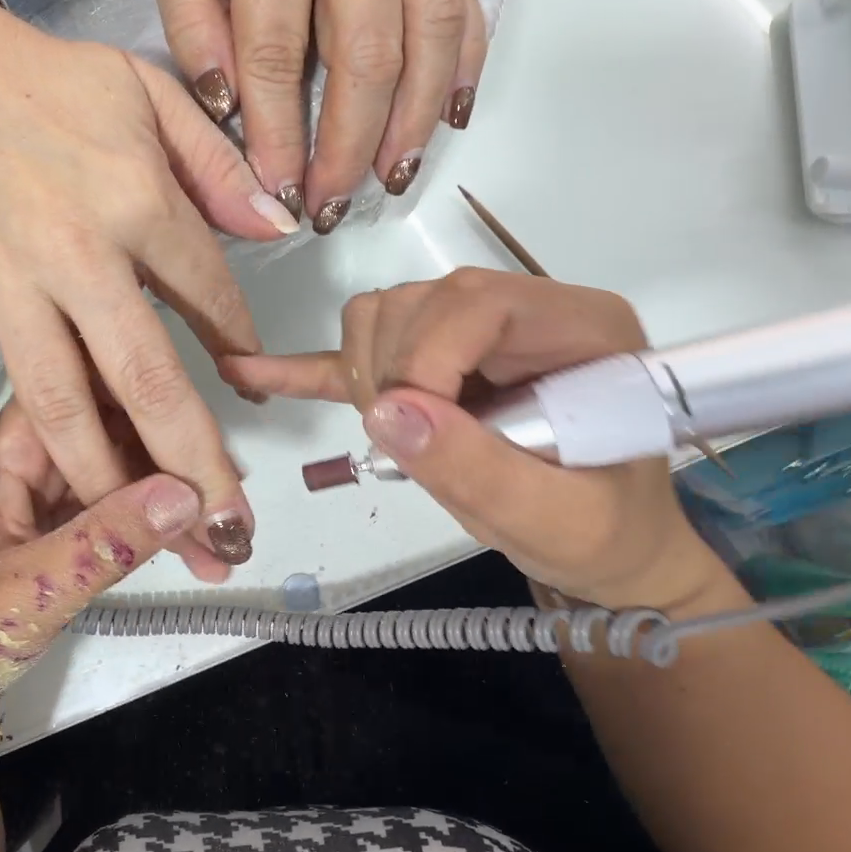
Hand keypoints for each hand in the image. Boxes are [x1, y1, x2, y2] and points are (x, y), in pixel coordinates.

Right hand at [0, 0, 287, 576]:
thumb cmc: (50, 80)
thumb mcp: (150, 93)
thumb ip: (217, 164)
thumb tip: (279, 228)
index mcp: (136, 201)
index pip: (209, 298)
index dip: (240, 352)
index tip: (254, 396)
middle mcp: (74, 256)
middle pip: (144, 378)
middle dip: (192, 463)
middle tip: (230, 535)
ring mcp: (2, 286)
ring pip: (56, 401)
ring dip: (101, 481)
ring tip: (142, 544)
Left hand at [0, 401, 199, 727]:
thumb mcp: (23, 594)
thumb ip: (101, 545)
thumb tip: (188, 495)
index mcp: (7, 447)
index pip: (93, 406)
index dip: (161, 428)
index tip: (224, 474)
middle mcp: (30, 453)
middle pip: (117, 436)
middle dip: (179, 471)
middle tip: (237, 520)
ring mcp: (46, 490)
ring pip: (124, 475)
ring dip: (174, 507)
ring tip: (229, 548)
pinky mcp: (58, 524)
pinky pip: (116, 512)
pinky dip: (154, 531)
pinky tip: (196, 550)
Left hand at [151, 0, 487, 231]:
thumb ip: (195, 21)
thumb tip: (230, 108)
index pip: (279, 47)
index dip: (280, 130)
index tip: (277, 189)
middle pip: (367, 51)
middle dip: (350, 143)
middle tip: (332, 205)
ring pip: (431, 32)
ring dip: (413, 120)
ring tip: (393, 180)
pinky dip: (464, 66)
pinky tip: (447, 118)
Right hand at [221, 269, 723, 607]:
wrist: (605, 548)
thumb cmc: (601, 537)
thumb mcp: (558, 519)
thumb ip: (478, 466)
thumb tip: (385, 411)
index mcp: (575, 327)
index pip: (475, 303)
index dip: (426, 358)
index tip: (413, 430)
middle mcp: (520, 309)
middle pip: (416, 303)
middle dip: (390, 376)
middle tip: (406, 447)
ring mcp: (468, 331)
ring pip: (379, 318)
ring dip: (362, 377)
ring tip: (390, 435)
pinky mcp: (427, 362)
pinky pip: (357, 353)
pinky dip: (305, 369)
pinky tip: (246, 371)